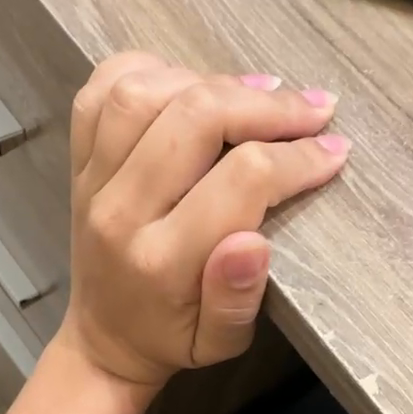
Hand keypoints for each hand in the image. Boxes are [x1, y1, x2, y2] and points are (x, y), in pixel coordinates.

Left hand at [61, 53, 350, 387]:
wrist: (104, 340)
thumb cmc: (172, 339)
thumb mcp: (220, 343)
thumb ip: (237, 300)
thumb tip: (254, 241)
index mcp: (162, 261)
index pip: (240, 180)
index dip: (297, 158)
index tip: (334, 152)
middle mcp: (121, 212)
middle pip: (195, 118)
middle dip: (267, 105)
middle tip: (312, 109)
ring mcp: (92, 181)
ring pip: (145, 92)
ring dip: (210, 80)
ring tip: (258, 94)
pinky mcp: (78, 163)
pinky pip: (102, 90)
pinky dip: (148, 69)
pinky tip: (189, 85)